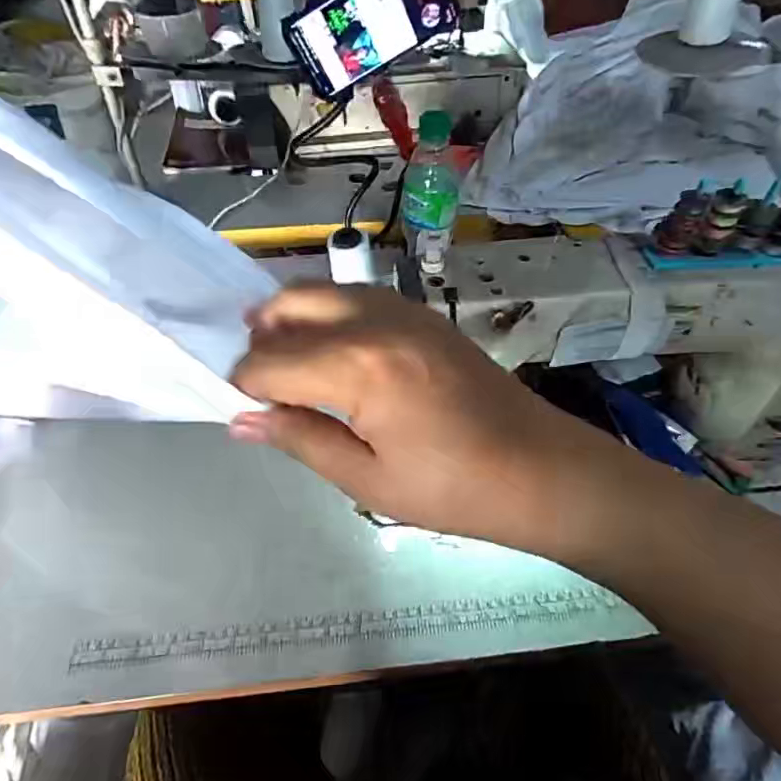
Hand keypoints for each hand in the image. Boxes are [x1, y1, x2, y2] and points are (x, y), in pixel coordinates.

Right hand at [229, 284, 645, 554]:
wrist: (539, 469)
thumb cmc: (454, 489)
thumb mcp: (368, 479)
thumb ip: (301, 439)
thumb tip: (241, 419)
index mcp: (359, 365)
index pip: (270, 361)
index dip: (245, 385)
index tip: (244, 409)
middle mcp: (379, 322)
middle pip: (292, 303)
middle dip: (263, 336)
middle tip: (262, 379)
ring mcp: (410, 313)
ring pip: (329, 291)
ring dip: (298, 318)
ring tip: (293, 364)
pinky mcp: (431, 318)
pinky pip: (365, 299)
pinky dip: (336, 315)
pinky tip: (341, 355)